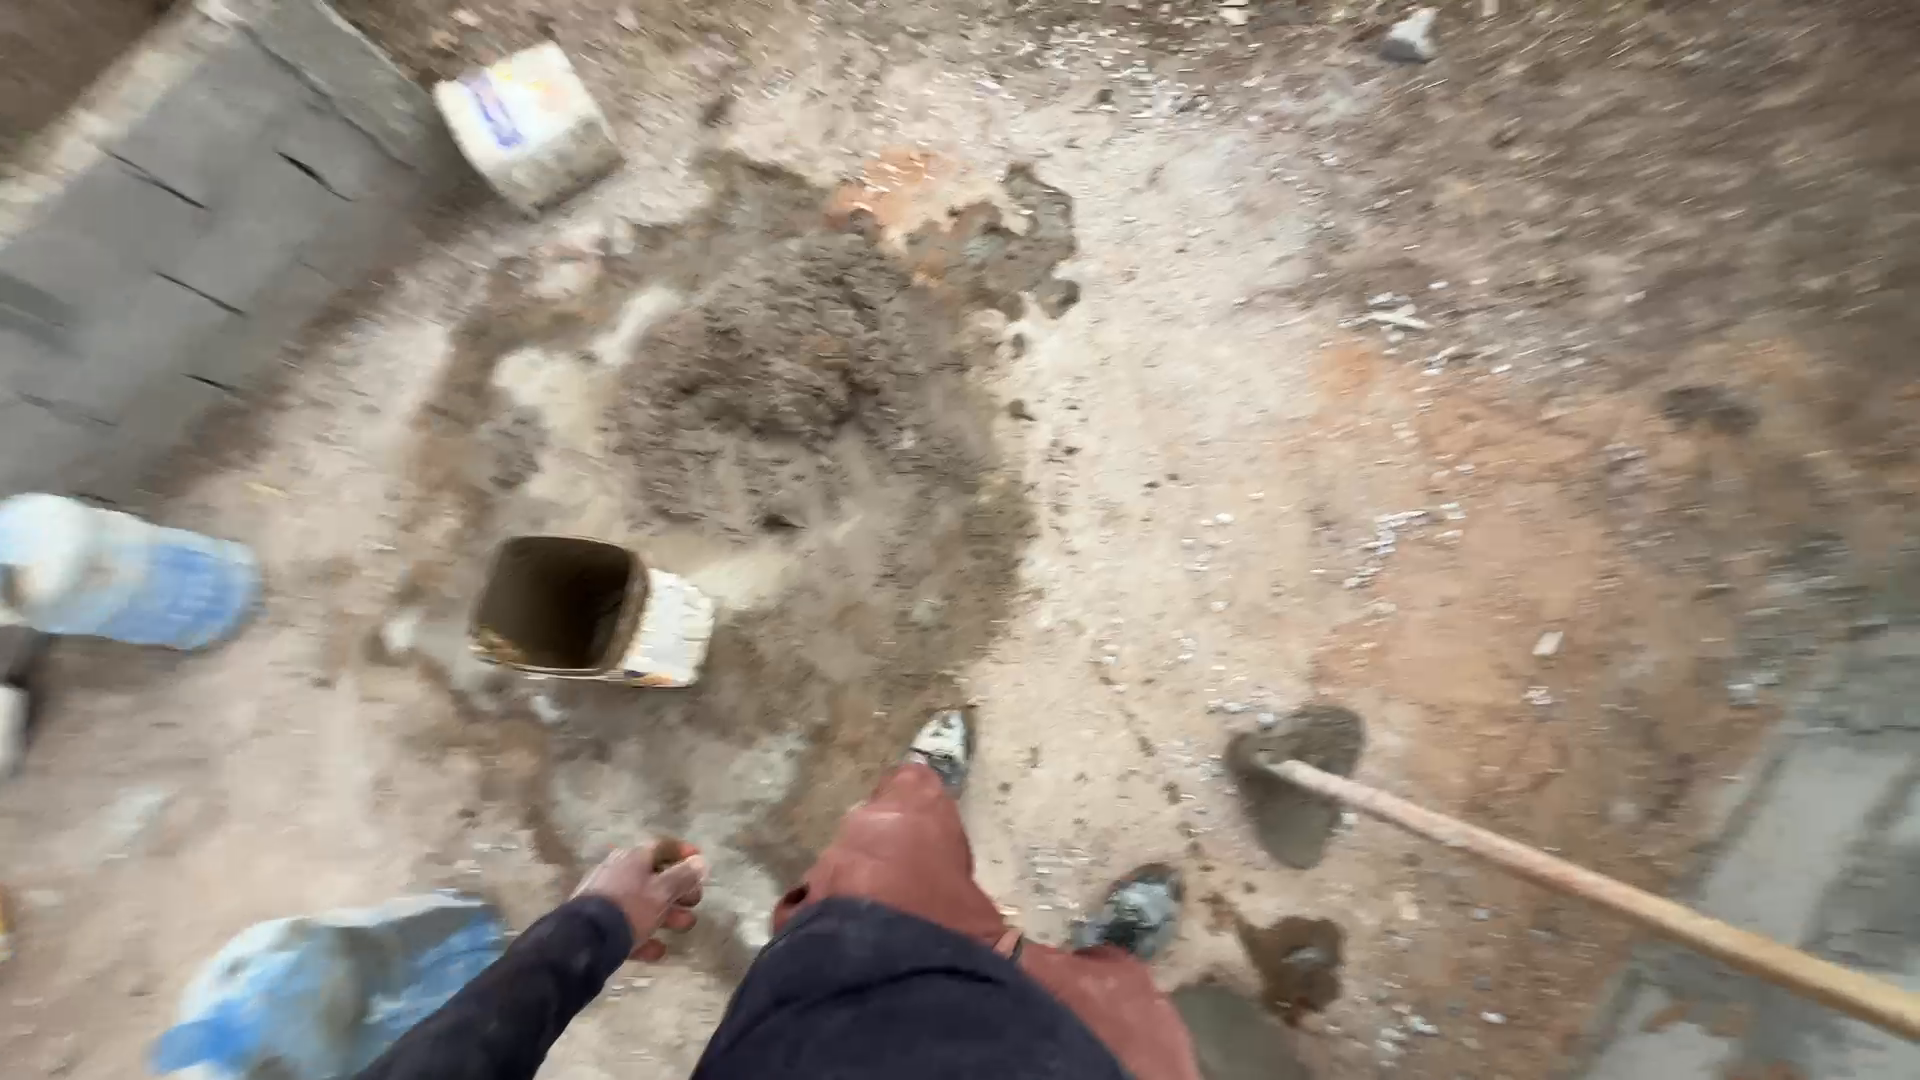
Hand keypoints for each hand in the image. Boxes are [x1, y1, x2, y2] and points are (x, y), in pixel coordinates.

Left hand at [574, 840, 708, 961]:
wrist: (582, 942)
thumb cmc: (629, 907)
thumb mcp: (662, 891)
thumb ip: (684, 877)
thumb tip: (701, 862)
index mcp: (634, 858)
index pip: (663, 847)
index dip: (684, 853)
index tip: (700, 864)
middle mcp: (619, 872)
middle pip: (655, 877)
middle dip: (680, 891)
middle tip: (695, 902)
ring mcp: (605, 898)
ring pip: (643, 903)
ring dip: (667, 914)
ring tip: (684, 927)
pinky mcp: (596, 924)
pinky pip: (627, 925)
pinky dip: (645, 935)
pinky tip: (658, 951)